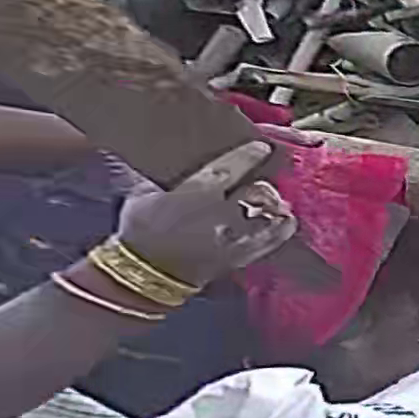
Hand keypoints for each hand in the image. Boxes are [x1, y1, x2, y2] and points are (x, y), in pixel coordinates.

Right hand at [116, 141, 297, 286]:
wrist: (150, 271)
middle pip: (258, 190)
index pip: (228, 169)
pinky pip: (281, 232)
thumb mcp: (141, 199)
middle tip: (258, 186)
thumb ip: (151, 177)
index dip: (247, 156)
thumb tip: (133, 151)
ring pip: (274, 210)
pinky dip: (285, 223)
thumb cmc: (142, 231)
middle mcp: (223, 212)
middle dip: (262, 187)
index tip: (262, 147)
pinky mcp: (253, 249)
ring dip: (275, 204)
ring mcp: (241, 232)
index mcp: (195, 195)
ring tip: (271, 203)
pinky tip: (282, 218)